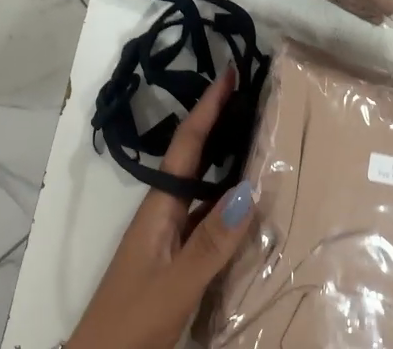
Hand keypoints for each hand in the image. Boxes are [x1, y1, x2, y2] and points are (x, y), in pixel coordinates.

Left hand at [67, 70, 257, 348]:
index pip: (187, 145)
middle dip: (220, 124)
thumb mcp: (175, 285)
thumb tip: (248, 187)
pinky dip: (230, 206)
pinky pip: (208, 221)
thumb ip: (211, 243)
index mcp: (159, 209)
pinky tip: (251, 210)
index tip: (228, 71)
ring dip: (228, 163)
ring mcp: (168, 238)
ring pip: (204, 190)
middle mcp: (164, 214)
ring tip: (262, 141)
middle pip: (196, 159)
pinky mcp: (175, 262)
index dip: (208, 107)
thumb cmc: (130, 320)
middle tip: (254, 97)